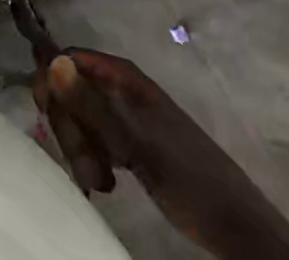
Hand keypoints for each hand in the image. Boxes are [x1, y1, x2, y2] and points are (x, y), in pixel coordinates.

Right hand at [36, 50, 288, 259]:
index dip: (53, 82)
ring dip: (80, 150)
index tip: (48, 114)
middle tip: (85, 165)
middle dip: (70, 129)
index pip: (69, 59)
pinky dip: (91, 159)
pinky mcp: (127, 142)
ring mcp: (124, 117)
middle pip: (70, 91)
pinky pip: (92, 139)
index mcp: (126, 78)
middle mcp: (122, 89)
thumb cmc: (190, 181)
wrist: (240, 230)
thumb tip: (51, 61)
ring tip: (100, 182)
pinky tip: (105, 182)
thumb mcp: (136, 146)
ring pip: (78, 119)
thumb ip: (91, 105)